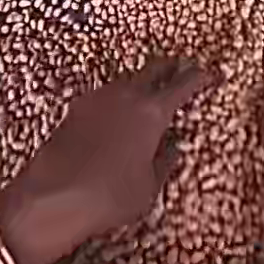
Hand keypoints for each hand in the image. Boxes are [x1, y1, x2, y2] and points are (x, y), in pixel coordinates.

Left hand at [0, 59, 209, 263]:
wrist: (53, 195)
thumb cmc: (108, 196)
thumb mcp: (148, 188)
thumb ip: (164, 161)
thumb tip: (173, 147)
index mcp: (152, 111)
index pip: (183, 84)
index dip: (200, 77)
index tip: (210, 73)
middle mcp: (127, 94)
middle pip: (155, 67)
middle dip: (171, 67)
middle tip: (182, 71)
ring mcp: (100, 96)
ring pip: (129, 80)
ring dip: (143, 83)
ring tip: (150, 98)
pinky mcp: (79, 105)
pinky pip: (107, 95)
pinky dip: (119, 99)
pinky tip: (118, 118)